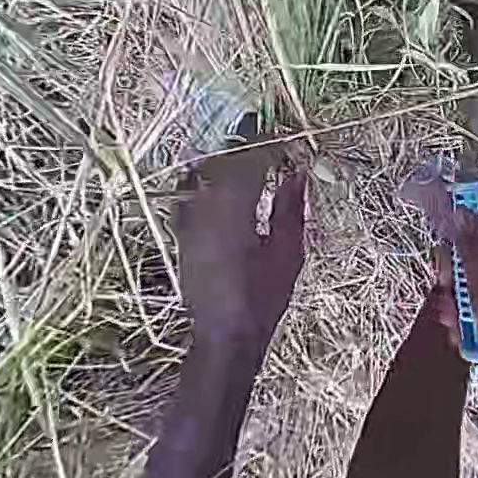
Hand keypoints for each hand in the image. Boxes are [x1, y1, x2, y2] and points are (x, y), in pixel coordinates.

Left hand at [174, 143, 307, 350]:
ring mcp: (187, 220)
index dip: (270, 146)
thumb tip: (297, 172)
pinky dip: (206, 176)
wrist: (225, 335)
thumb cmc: (263, 298)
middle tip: (273, 144)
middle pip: (224, 160)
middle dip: (249, 147)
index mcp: (235, 214)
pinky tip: (220, 177)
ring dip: (227, 157)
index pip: (250, 162)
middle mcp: (205, 211)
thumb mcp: (288, 253)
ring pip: (203, 171)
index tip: (289, 143)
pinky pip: (189, 190)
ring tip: (250, 155)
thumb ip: (290, 208)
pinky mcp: (180, 230)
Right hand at [451, 204, 477, 371]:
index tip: (443, 231)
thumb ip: (470, 240)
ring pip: (470, 281)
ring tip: (453, 318)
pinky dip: (465, 316)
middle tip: (447, 285)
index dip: (462, 216)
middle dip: (452, 269)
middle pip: (471, 251)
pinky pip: (477, 305)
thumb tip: (461, 209)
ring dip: (455, 299)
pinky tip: (461, 332)